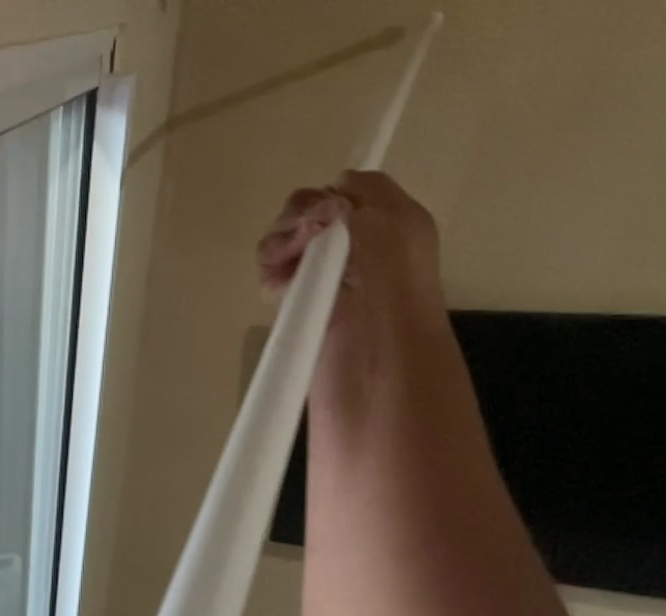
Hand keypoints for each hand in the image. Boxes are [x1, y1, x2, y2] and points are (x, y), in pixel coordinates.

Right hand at [257, 171, 448, 364]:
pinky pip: (283, 273)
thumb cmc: (391, 309)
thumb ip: (362, 207)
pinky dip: (272, 272)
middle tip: (293, 251)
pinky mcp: (306, 303)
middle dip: (295, 223)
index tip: (316, 221)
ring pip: (293, 240)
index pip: (349, 188)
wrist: (378, 377)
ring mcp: (332, 275)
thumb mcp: (392, 241)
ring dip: (277, 247)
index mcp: (393, 222)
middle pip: (315, 211)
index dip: (326, 197)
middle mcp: (363, 243)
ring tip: (275, 272)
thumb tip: (325, 196)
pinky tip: (272, 287)